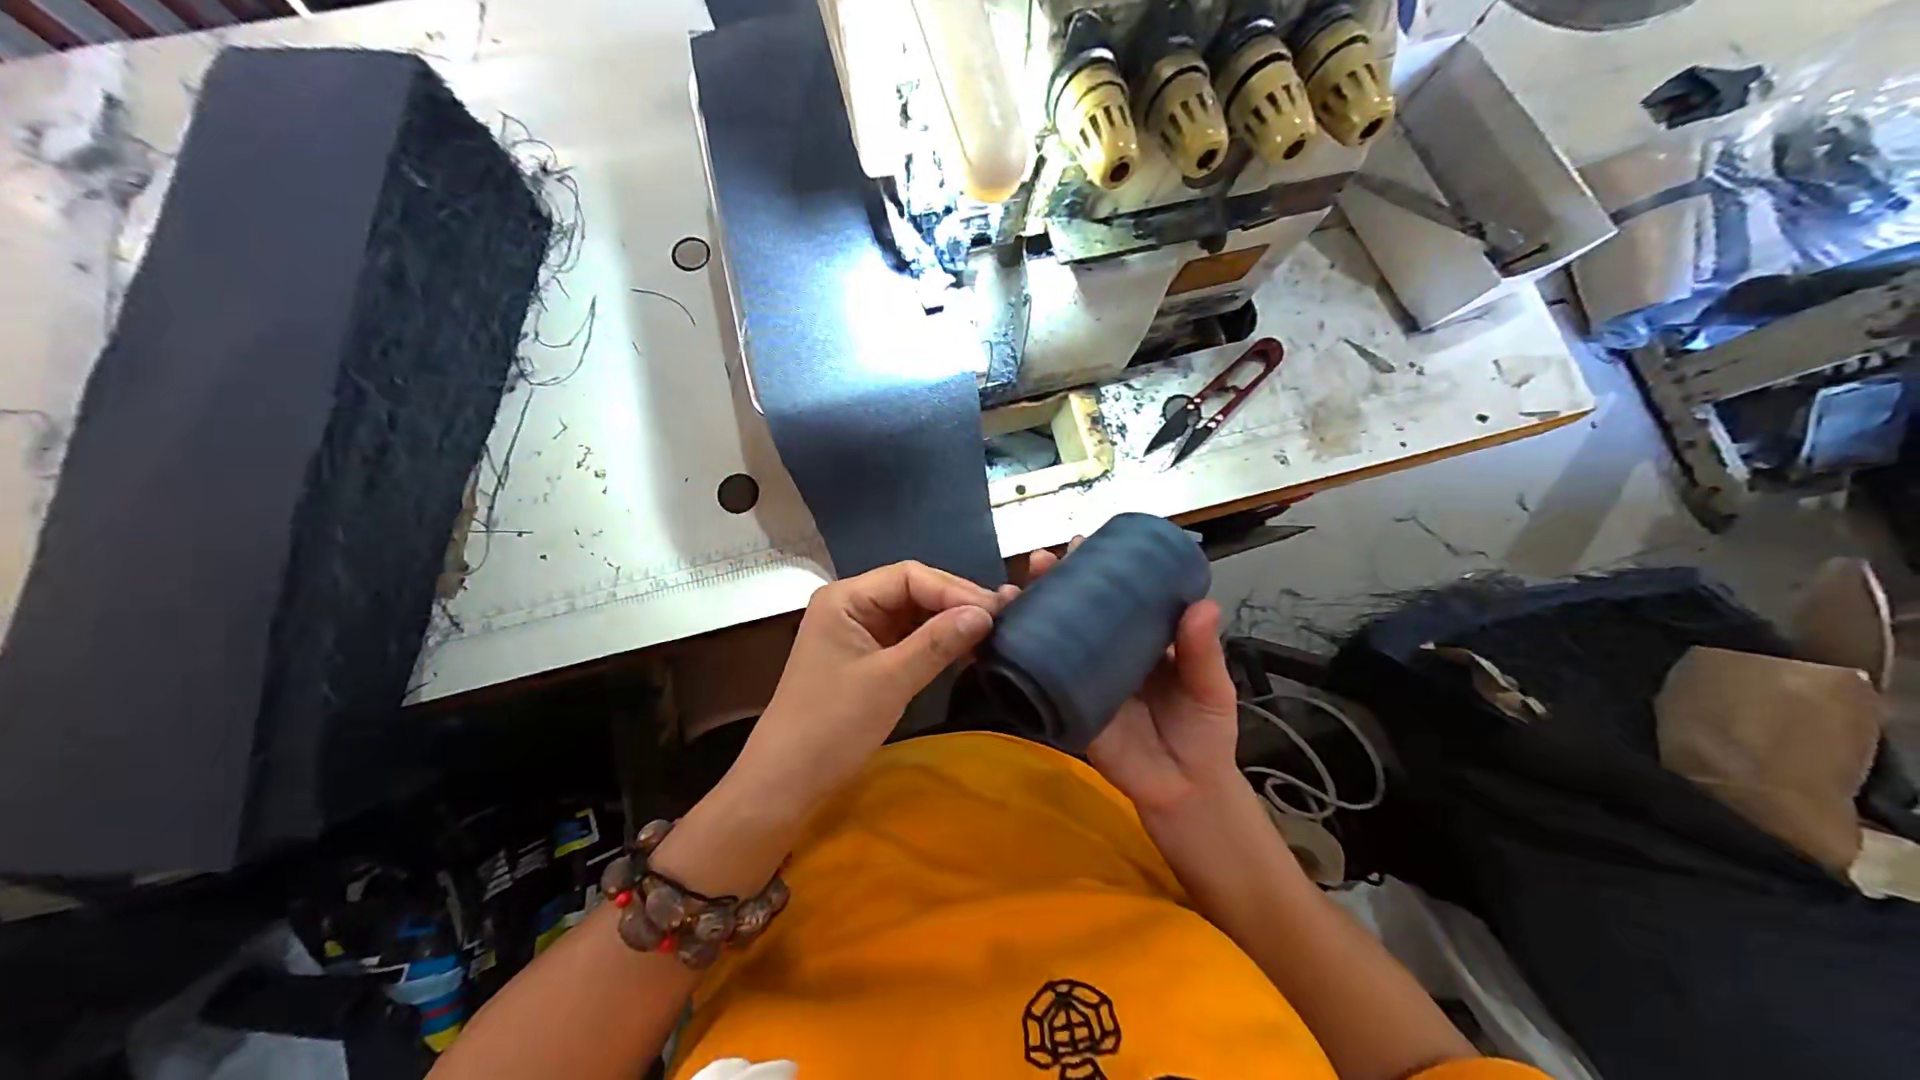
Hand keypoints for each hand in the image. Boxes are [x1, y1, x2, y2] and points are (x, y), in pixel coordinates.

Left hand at [734, 560, 1010, 812]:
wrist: (786, 781)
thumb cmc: (831, 726)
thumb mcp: (890, 681)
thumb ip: (938, 643)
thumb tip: (986, 614)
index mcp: (845, 598)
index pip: (910, 576)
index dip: (955, 590)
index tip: (997, 611)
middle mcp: (851, 605)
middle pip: (913, 589)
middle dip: (956, 602)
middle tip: (1005, 616)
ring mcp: (858, 631)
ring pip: (913, 613)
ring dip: (950, 621)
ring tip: (995, 628)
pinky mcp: (865, 657)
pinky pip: (907, 638)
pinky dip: (936, 642)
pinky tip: (967, 647)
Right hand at [1024, 544, 1240, 816]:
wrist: (1185, 789)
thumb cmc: (1203, 731)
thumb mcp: (1210, 687)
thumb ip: (1202, 652)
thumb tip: (1202, 606)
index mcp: (1138, 638)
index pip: (1112, 594)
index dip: (1094, 568)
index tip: (1081, 543)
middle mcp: (1104, 651)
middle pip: (1073, 610)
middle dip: (1052, 582)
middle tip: (1040, 560)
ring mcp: (1082, 678)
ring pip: (1050, 639)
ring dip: (1027, 613)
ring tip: (1012, 591)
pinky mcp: (1066, 708)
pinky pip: (1039, 682)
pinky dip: (1017, 660)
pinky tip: (1001, 639)